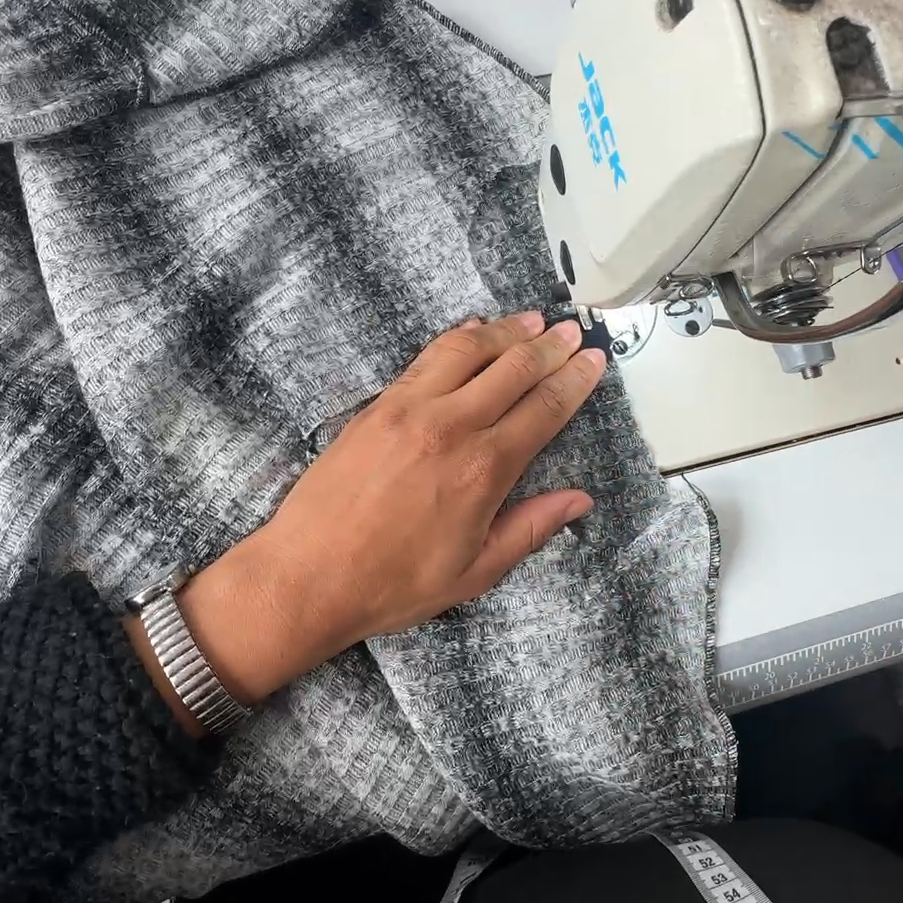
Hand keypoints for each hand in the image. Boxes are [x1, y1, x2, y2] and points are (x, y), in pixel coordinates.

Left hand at [132, 312, 607, 730]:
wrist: (307, 576)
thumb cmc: (394, 583)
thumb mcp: (477, 572)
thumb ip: (532, 528)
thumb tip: (580, 500)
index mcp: (484, 469)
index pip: (544, 408)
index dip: (575, 380)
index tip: (595, 359)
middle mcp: (452, 426)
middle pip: (514, 368)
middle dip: (551, 345)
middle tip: (574, 330)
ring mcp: (411, 408)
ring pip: (469, 349)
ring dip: (507, 330)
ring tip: (534, 319)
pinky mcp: (379, 405)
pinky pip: (426, 357)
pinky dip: (457, 338)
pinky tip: (474, 330)